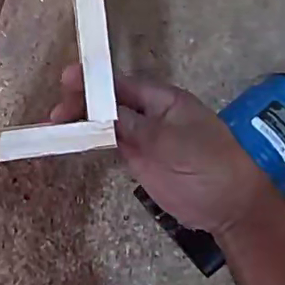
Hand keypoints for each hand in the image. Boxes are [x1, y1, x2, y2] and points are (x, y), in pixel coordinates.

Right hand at [51, 65, 282, 234]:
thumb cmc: (209, 163)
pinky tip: (71, 139)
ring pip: (105, 121)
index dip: (95, 82)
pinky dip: (89, 139)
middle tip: (57, 114)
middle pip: (109, 101)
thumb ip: (136, 127)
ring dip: (81, 120)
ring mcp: (142, 136)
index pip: (122, 84)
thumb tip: (103, 113)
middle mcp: (149, 113)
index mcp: (163, 100)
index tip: (68, 80)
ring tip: (55, 125)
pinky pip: (109, 143)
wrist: (229, 204)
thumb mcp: (173, 142)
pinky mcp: (138, 158)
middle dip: (83, 101)